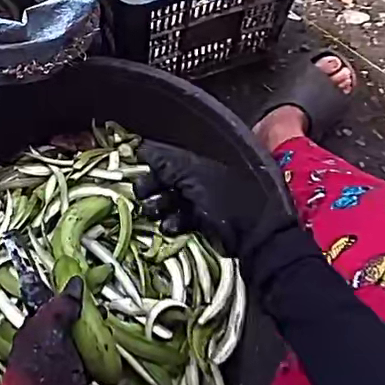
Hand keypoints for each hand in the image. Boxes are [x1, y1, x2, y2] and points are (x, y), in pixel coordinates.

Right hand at [133, 141, 298, 260]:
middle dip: (150, 186)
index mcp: (195, 163)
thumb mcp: (193, 176)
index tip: (131, 169)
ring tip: (153, 212)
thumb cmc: (224, 199)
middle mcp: (196, 178)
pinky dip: (172, 222)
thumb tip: (140, 148)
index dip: (148, 163)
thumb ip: (166, 163)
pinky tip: (170, 227)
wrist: (254, 235)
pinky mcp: (201, 222)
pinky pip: (179, 218)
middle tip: (140, 195)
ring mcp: (199, 201)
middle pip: (164, 179)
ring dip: (159, 206)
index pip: (164, 157)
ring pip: (169, 200)